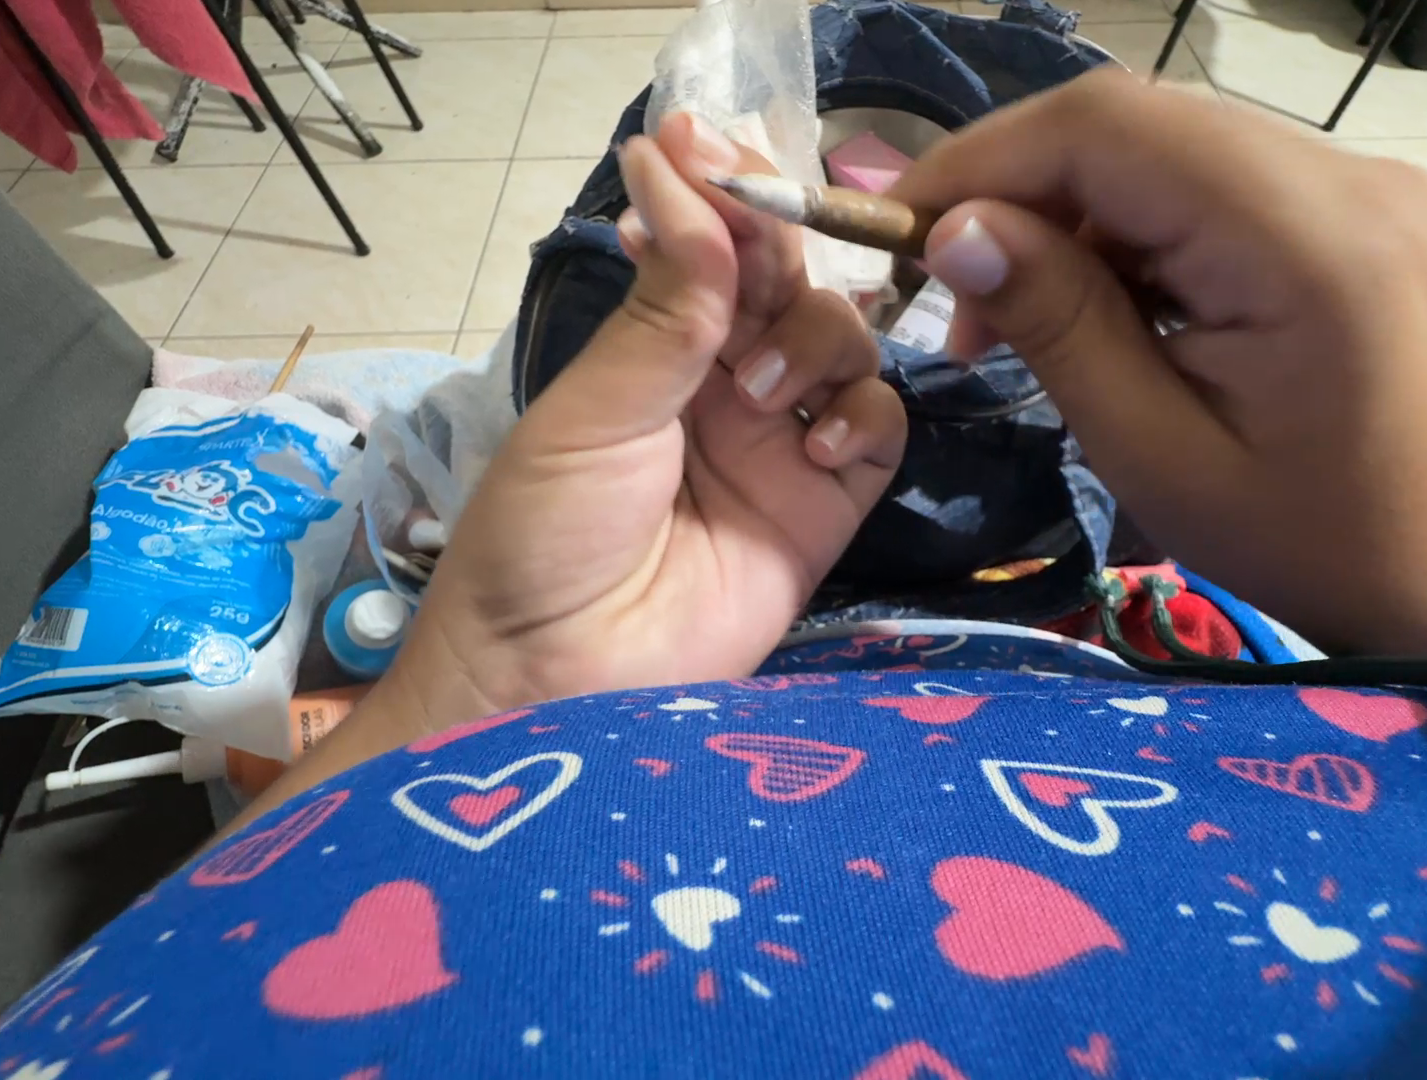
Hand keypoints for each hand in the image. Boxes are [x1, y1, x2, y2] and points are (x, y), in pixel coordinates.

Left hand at [390, 113, 904, 727]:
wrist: (564, 678)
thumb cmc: (548, 535)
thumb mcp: (597, 410)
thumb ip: (666, 307)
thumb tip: (676, 167)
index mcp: (658, 352)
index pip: (715, 250)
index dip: (724, 195)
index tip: (711, 145)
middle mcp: (727, 388)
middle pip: (793, 284)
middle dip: (781, 260)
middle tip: (753, 273)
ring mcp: (782, 445)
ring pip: (847, 345)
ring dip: (820, 344)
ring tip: (764, 396)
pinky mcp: (826, 507)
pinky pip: (877, 431)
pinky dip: (863, 420)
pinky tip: (815, 448)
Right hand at [893, 70, 1426, 653]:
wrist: (1418, 559)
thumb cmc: (1282, 532)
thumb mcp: (1145, 448)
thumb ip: (1058, 326)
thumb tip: (955, 235)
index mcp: (1306, 240)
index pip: (1110, 130)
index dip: (983, 161)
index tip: (898, 226)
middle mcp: (1340, 175)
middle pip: (1126, 128)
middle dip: (1007, 194)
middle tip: (940, 290)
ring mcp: (1343, 182)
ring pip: (1146, 155)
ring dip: (1050, 224)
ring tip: (997, 322)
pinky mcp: (1326, 208)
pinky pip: (1182, 191)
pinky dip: (1102, 240)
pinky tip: (1074, 309)